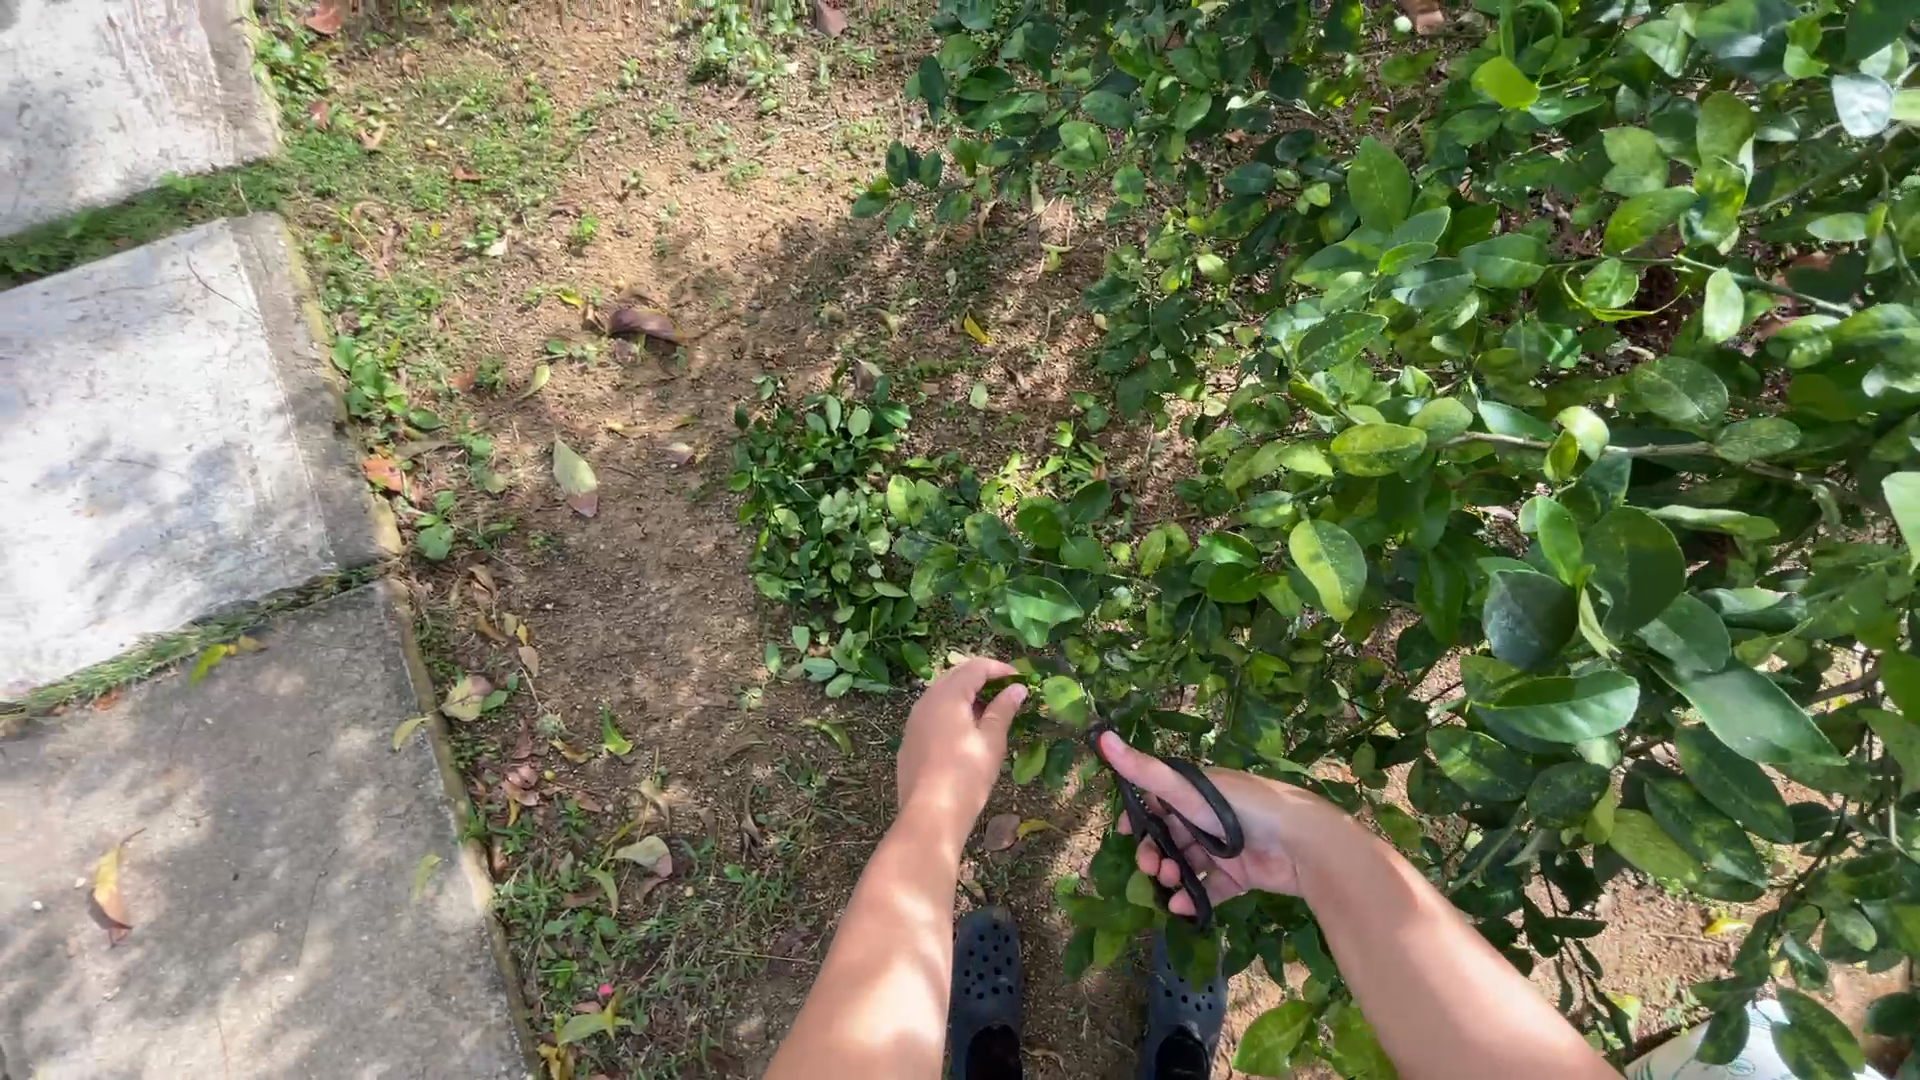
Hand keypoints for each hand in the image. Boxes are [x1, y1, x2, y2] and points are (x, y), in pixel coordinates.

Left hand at [896, 657, 1027, 831]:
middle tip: (1008, 693)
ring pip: (943, 696)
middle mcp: (925, 701)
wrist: (930, 815)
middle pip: (956, 677)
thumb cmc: (966, 775)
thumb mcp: (991, 740)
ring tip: (991, 714)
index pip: (975, 667)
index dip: (1000, 669)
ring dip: (967, 698)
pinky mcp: (910, 741)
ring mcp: (914, 721)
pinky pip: (933, 716)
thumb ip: (1003, 709)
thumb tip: (1017, 689)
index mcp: (946, 696)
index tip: (1020, 680)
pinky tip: (967, 735)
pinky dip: (952, 714)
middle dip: (983, 680)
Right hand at [1095, 730, 1352, 913]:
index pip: (1155, 801)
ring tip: (1170, 885)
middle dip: (1153, 852)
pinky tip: (1181, 909)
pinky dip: (1193, 899)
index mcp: (1194, 790)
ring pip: (1185, 862)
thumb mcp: (1184, 789)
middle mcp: (1207, 816)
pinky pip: (1208, 888)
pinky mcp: (1239, 875)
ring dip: (1171, 875)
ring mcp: (1223, 846)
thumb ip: (1142, 770)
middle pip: (1168, 835)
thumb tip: (1101, 736)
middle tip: (1150, 868)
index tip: (1122, 834)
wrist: (1300, 843)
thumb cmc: (1239, 808)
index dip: (1136, 817)